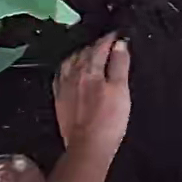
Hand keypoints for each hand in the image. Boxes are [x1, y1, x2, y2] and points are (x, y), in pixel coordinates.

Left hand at [54, 33, 130, 164]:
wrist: (88, 147)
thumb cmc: (109, 121)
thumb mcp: (121, 90)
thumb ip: (119, 65)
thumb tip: (119, 44)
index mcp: (90, 70)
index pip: (100, 47)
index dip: (110, 39)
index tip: (117, 35)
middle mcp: (73, 74)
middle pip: (84, 52)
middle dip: (96, 45)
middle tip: (108, 43)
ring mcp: (64, 86)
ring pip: (71, 61)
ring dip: (81, 54)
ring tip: (90, 53)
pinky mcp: (59, 99)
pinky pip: (61, 75)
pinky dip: (68, 67)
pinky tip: (71, 70)